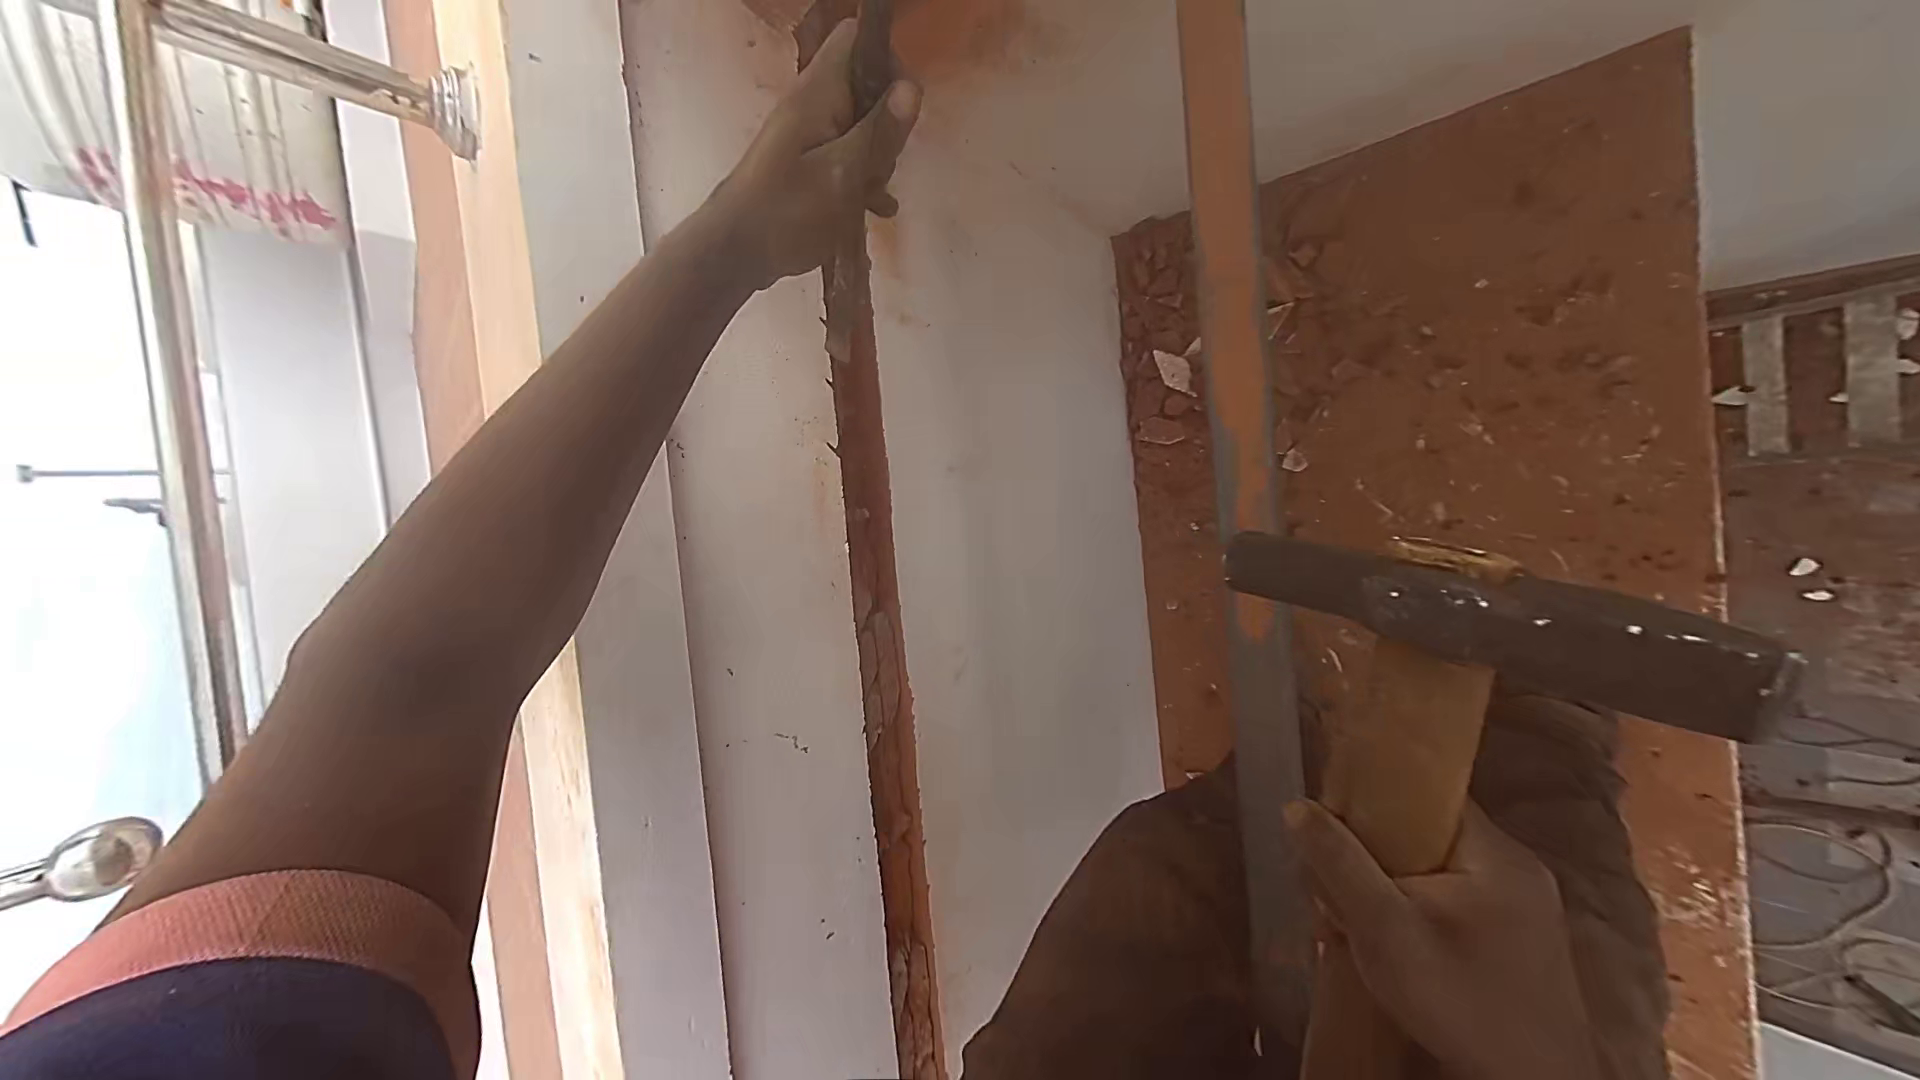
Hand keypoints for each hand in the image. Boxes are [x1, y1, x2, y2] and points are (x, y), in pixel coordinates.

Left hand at [711, 19, 920, 290]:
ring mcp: (810, 136)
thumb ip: (878, 133)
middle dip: (887, 124)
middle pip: (866, 88)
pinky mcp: (809, 165)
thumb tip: (912, 88)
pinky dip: (864, 180)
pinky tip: (874, 210)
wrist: (740, 250)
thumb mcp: (842, 175)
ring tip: (875, 195)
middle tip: (883, 165)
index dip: (889, 63)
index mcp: (818, 92)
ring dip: (878, 160)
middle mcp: (813, 104)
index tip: (904, 111)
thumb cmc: (789, 212)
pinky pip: (849, 159)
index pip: (857, 40)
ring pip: (861, 128)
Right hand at [1286, 799, 1602, 1079]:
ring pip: (1423, 865)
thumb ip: (1338, 862)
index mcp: (1497, 855)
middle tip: (1330, 888)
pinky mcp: (1508, 937)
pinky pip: (1439, 895)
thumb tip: (1296, 805)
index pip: (1424, 791)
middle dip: (1363, 853)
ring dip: (1376, 884)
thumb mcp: (1384, 930)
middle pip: (1417, 830)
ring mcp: (1516, 905)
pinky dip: (1401, 906)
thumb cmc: (1460, 1006)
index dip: (1370, 796)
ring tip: (1345, 919)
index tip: (1331, 821)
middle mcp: (1513, 869)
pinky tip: (1378, 938)